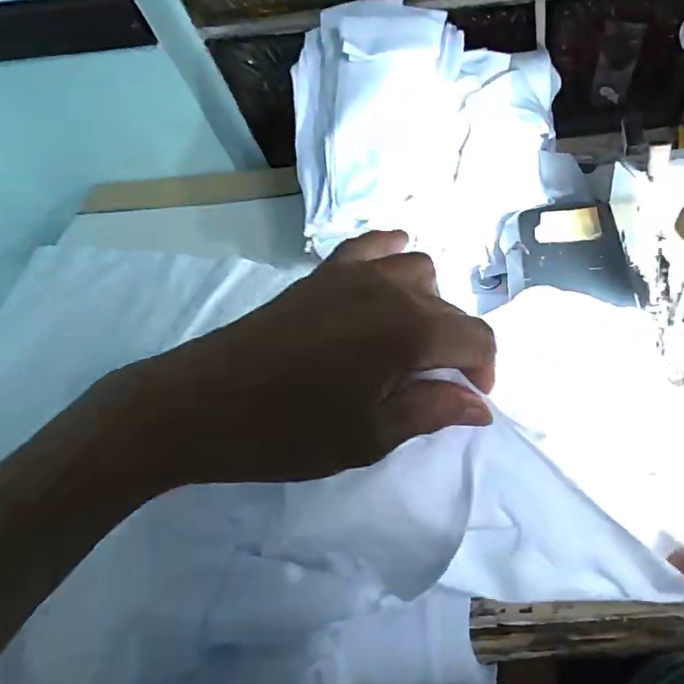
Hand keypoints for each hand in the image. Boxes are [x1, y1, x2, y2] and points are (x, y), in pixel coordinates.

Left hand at [78, 230, 496, 487]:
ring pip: (418, 270)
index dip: (483, 371)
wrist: (200, 405)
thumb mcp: (368, 437)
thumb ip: (431, 411)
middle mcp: (388, 289)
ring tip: (406, 344)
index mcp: (407, 331)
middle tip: (430, 388)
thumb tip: (480, 404)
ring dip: (428, 304)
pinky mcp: (320, 273)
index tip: (465, 401)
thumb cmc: (287, 432)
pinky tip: (387, 280)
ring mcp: (352, 273)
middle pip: (448, 306)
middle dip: (454, 345)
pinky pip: (372, 246)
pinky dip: (392, 258)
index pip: (476, 337)